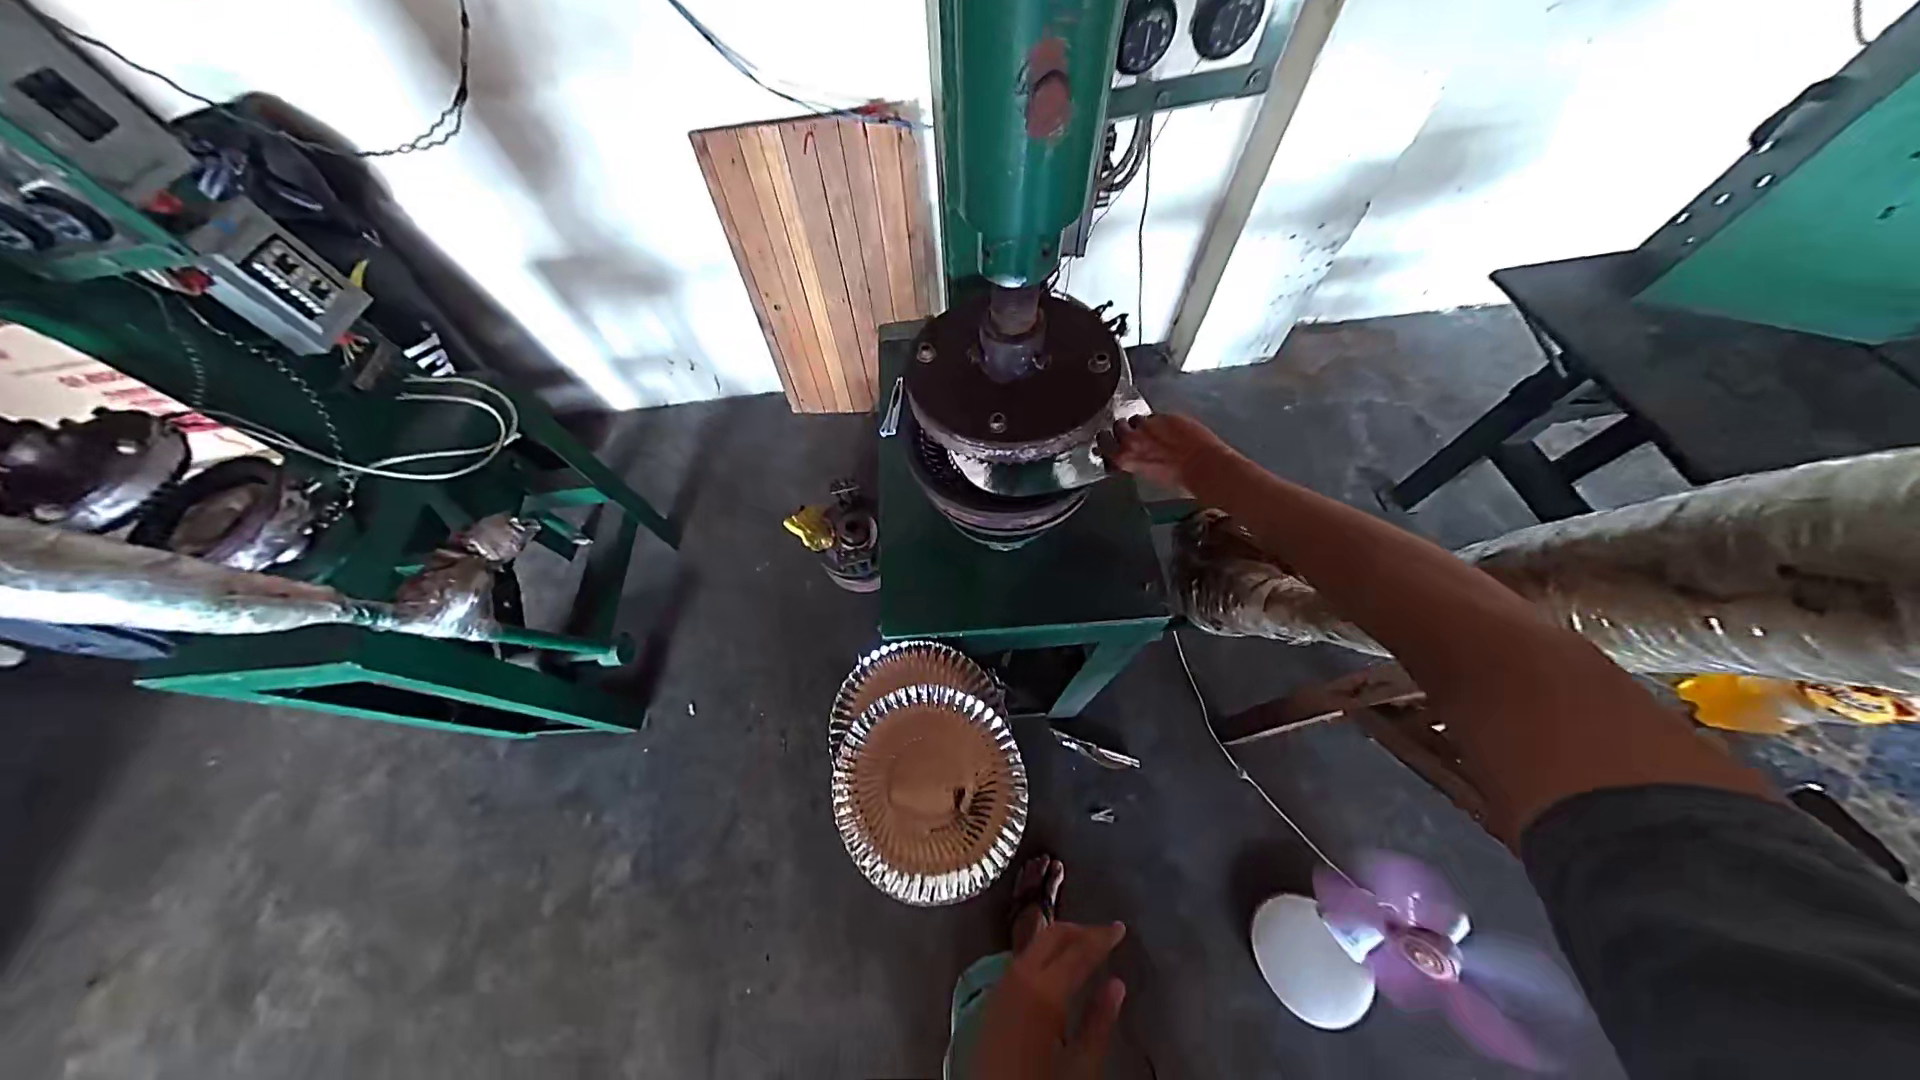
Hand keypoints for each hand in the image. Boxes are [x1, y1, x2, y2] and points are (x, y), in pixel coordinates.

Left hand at [971, 921, 1127, 1079]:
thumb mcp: (1080, 1067)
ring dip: (1060, 941)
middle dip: (1079, 930)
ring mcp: (1001, 985)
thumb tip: (1116, 985)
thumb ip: (1099, 1022)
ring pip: (1034, 945)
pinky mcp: (992, 999)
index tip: (1120, 928)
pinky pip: (1021, 961)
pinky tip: (1056, 970)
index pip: (1078, 950)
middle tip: (1104, 935)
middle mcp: (1018, 977)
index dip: (1101, 937)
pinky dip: (1043, 955)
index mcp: (1043, 990)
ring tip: (1084, 949)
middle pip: (1051, 935)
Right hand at [1100, 413, 1235, 493]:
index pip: (1103, 443)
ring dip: (1142, 424)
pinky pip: (1157, 416)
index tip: (1107, 440)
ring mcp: (1149, 425)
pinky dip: (1161, 422)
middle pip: (1117, 425)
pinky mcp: (1166, 416)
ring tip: (1153, 432)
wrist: (1203, 467)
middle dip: (1123, 428)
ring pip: (1137, 418)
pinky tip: (1171, 430)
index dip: (1105, 440)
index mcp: (1124, 458)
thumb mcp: (1146, 475)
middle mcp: (1132, 439)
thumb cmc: (1177, 479)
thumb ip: (1134, 462)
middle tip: (1132, 434)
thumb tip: (1133, 458)